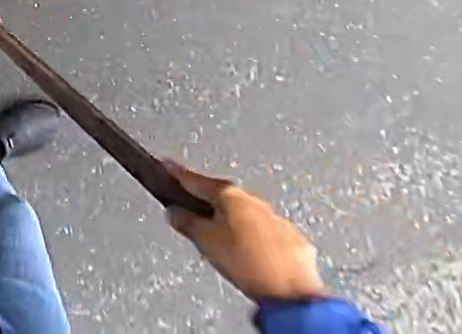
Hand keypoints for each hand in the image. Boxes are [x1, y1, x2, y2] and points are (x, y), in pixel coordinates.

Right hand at [165, 163, 327, 301]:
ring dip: (233, 224)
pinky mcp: (294, 241)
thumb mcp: (203, 240)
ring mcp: (276, 220)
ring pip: (246, 216)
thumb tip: (174, 213)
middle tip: (195, 217)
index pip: (192, 178)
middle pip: (221, 197)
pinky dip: (256, 241)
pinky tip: (253, 257)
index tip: (166, 165)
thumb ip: (183, 221)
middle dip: (207, 205)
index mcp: (228, 194)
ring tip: (227, 246)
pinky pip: (267, 234)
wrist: (295, 295)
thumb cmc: (250, 265)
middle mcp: (253, 200)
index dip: (175, 172)